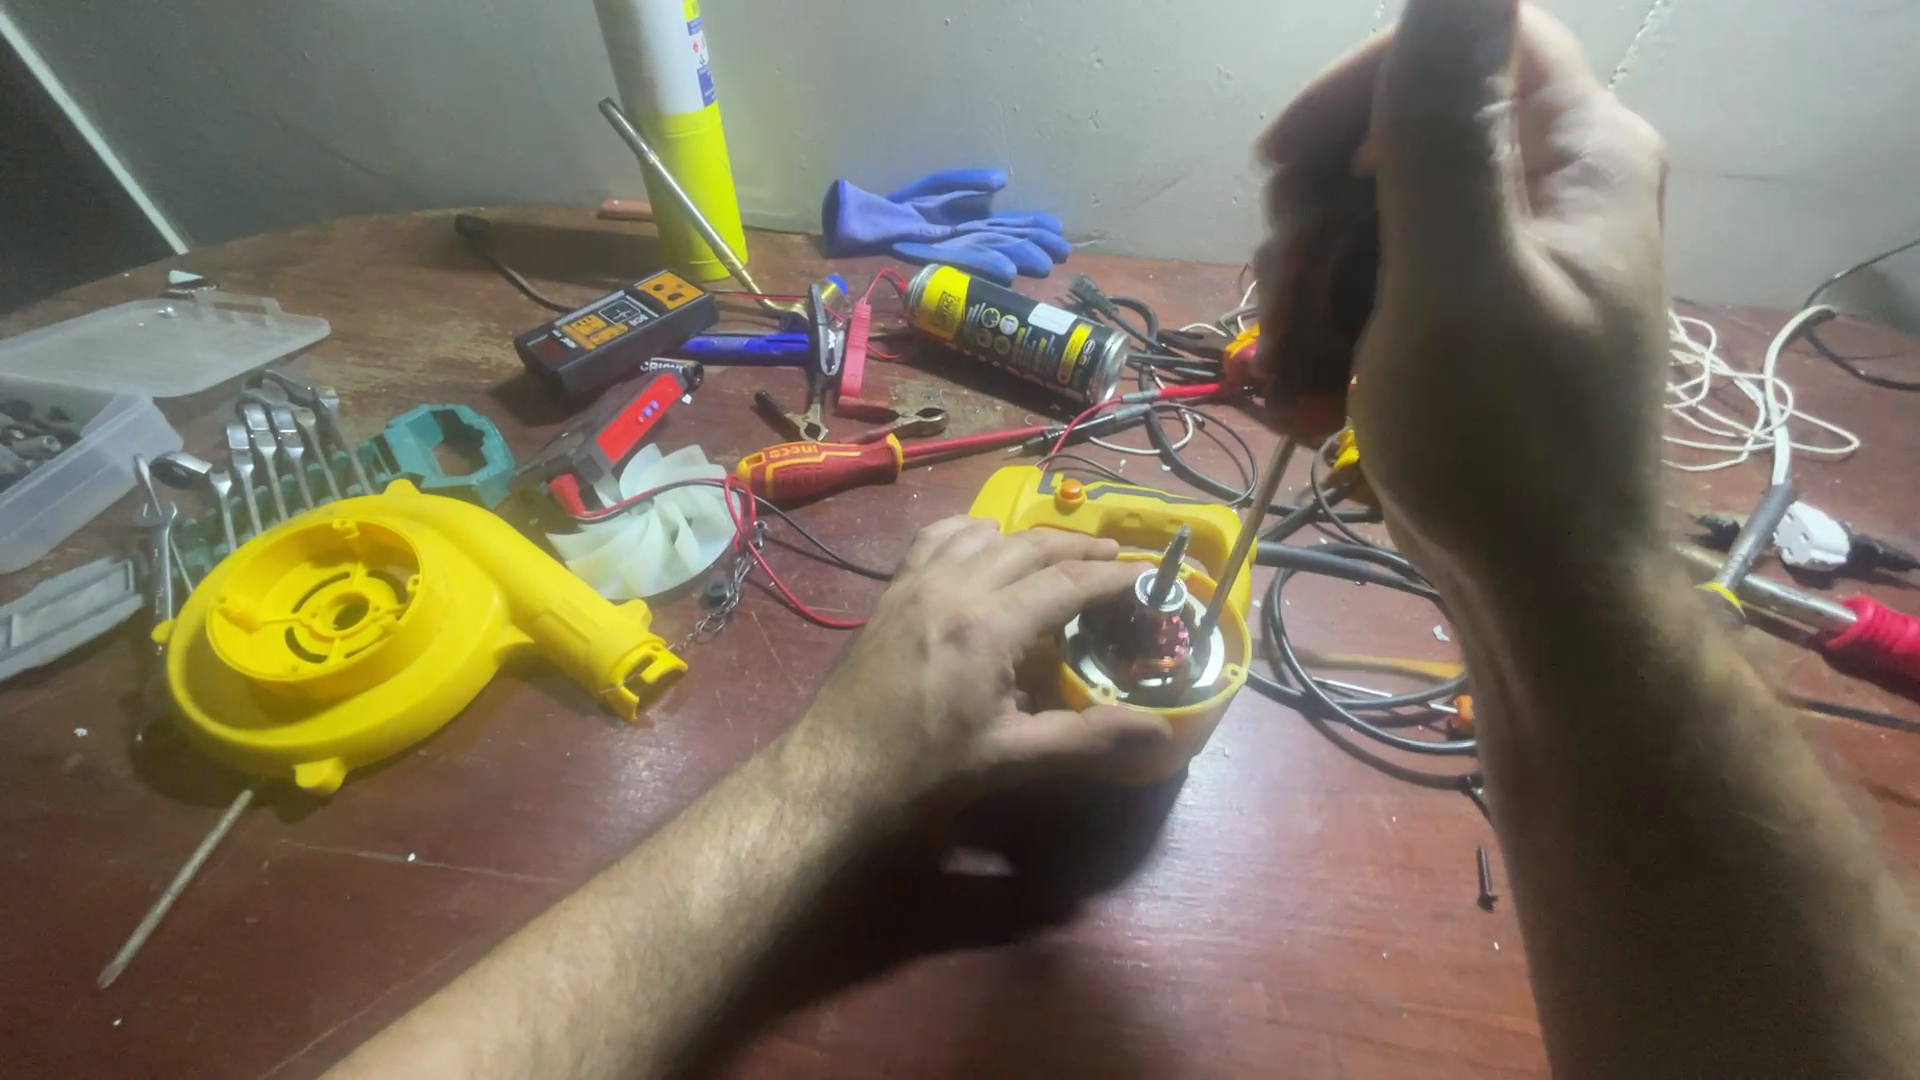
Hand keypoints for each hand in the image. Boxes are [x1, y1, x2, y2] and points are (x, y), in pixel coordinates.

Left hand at [790, 517, 1170, 808]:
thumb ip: (1087, 736)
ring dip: (1027, 537)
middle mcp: (953, 589)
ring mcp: (916, 584)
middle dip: (1078, 547)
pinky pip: (934, 539)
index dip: (1113, 576)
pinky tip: (982, 539)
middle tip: (1115, 557)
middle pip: (1029, 547)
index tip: (1146, 574)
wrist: (835, 773)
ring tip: (1059, 551)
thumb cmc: (924, 771)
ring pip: (983, 535)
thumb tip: (1158, 729)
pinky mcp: (892, 591)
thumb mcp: (1011, 756)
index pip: (1067, 583)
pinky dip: (968, 530)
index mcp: (987, 627)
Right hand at [1254, 0, 1669, 582]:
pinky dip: (1316, 343)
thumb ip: (1446, 130)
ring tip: (1286, 371)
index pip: (1464, 52)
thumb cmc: (1497, 438)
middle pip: (1390, 152)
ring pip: (1358, 235)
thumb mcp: (1458, 282)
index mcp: (1567, 161)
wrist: (1528, 576)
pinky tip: (1301, 396)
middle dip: (1312, 223)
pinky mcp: (1441, 333)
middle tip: (1281, 292)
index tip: (1275, 167)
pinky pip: (1360, 302)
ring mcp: (1482, 274)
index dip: (1358, 93)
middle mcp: (1531, 202)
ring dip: (1299, 297)